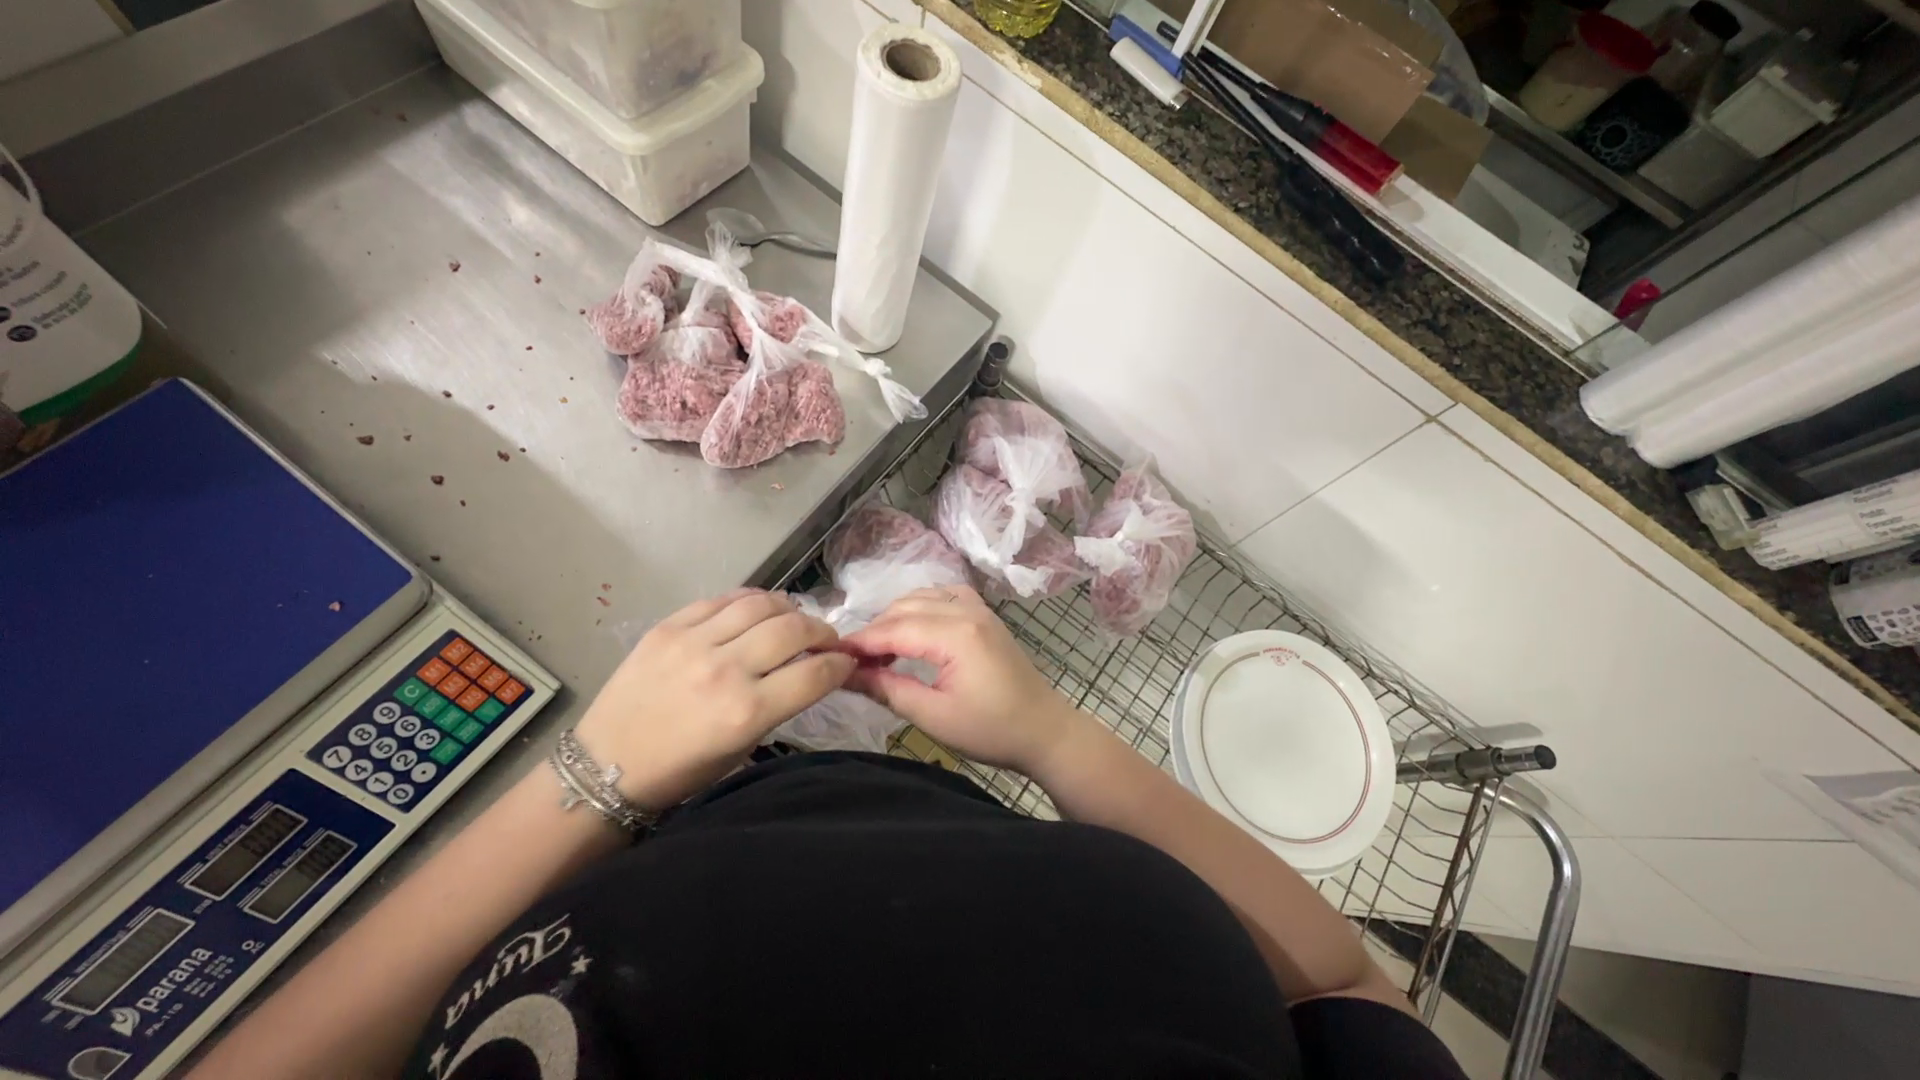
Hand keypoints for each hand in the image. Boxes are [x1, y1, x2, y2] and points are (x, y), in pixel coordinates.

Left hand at [574, 590, 853, 808]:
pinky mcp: (668, 626)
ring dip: (790, 609)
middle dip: (822, 632)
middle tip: (827, 639)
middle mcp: (724, 670)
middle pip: (793, 630)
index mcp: (746, 711)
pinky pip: (722, 599)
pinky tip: (760, 610)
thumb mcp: (742, 746)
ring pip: (761, 604)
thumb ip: (778, 704)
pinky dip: (751, 600)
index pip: (814, 673)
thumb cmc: (681, 770)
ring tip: (795, 619)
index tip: (847, 662)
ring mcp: (693, 643)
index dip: (840, 664)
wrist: (607, 765)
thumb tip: (811, 671)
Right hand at [837, 586, 1090, 774]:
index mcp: (955, 634)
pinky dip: (920, 608)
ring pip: (921, 597)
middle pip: (904, 608)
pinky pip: (943, 597)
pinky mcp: (985, 616)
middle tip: (851, 661)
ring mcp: (979, 609)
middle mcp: (966, 610)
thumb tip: (846, 674)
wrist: (1045, 731)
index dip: (859, 642)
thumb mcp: (933, 716)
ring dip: (895, 618)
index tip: (830, 657)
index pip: (893, 628)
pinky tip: (911, 632)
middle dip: (874, 631)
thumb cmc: (991, 730)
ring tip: (878, 652)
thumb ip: (887, 689)